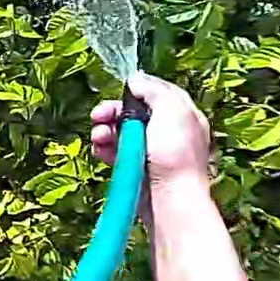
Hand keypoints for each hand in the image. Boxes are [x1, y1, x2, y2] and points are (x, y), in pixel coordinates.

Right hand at [90, 72, 211, 187]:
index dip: (136, 90)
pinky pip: (115, 152)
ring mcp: (150, 151)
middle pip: (132, 112)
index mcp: (181, 114)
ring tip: (98, 137)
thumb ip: (153, 89)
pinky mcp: (136, 168)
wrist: (170, 200)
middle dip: (112, 111)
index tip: (121, 91)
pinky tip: (99, 150)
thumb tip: (135, 80)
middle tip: (97, 115)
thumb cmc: (175, 155)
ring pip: (120, 131)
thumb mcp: (170, 110)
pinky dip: (105, 148)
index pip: (155, 93)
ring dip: (104, 130)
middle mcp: (167, 131)